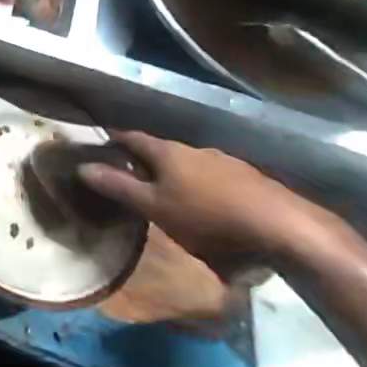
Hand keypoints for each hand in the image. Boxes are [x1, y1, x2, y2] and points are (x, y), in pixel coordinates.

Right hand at [78, 131, 350, 273]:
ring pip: (190, 164)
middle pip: (162, 151)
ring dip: (176, 174)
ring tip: (167, 193)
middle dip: (145, 161)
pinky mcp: (250, 180)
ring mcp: (227, 163)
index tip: (100, 143)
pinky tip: (205, 204)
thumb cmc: (207, 217)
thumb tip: (82, 166)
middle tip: (130, 175)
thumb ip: (118, 186)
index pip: (133, 138)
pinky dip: (201, 185)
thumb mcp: (154, 207)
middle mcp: (196, 150)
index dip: (115, 139)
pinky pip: (214, 177)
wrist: (283, 228)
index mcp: (168, 152)